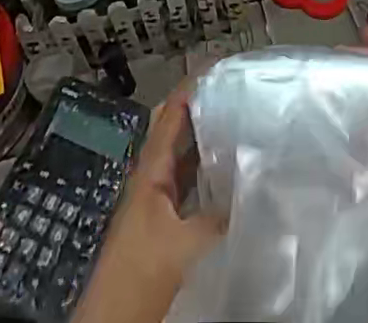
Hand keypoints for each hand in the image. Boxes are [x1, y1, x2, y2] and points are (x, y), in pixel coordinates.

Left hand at [70, 87, 223, 322]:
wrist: (113, 316)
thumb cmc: (141, 271)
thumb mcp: (183, 244)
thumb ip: (218, 217)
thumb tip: (254, 191)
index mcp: (151, 168)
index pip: (171, 113)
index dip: (192, 87)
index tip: (220, 68)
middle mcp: (152, 174)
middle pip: (176, 128)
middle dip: (202, 106)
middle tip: (237, 92)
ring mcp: (157, 196)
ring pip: (183, 154)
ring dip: (206, 136)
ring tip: (240, 120)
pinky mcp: (164, 218)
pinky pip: (188, 180)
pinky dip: (207, 168)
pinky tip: (230, 170)